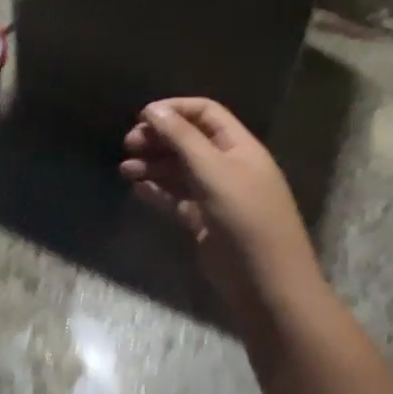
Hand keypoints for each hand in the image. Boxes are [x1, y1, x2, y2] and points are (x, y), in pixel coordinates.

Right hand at [120, 99, 323, 319]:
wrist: (267, 284)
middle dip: (158, 137)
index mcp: (240, 148)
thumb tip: (153, 109)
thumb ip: (182, 138)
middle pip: (188, 139)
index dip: (174, 109)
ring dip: (152, 164)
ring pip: (179, 168)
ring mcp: (216, 195)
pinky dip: (156, 189)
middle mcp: (228, 166)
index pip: (206, 113)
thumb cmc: (245, 219)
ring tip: (125, 170)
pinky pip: (176, 196)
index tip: (142, 117)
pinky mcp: (204, 220)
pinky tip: (137, 188)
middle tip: (129, 144)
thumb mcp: (213, 171)